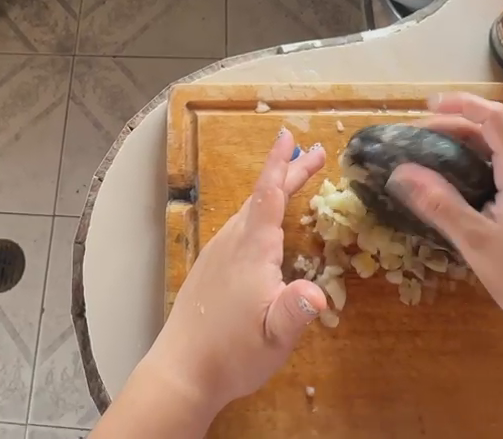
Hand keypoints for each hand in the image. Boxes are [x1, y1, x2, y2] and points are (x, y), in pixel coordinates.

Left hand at [142, 128, 328, 415]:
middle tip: (317, 152)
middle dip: (289, 171)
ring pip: (251, 209)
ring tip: (298, 178)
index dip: (279, 163)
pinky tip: (269, 223)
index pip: (268, 195)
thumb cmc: (232, 354)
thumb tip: (319, 293)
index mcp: (252, 249)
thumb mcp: (273, 339)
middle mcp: (234, 240)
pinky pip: (242, 224)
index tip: (287, 135)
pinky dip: (262, 210)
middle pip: (263, 195)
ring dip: (276, 189)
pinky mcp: (213, 263)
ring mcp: (220, 250)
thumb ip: (295, 312)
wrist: (183, 369)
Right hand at [384, 92, 502, 346]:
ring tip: (423, 162)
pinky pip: (500, 174)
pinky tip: (450, 190)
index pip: (494, 118)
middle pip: (491, 133)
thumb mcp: (477, 242)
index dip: (462, 103)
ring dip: (459, 150)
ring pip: (494, 155)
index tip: (426, 106)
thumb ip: (439, 203)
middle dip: (450, 129)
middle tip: (412, 142)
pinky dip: (471, 170)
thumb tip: (400, 171)